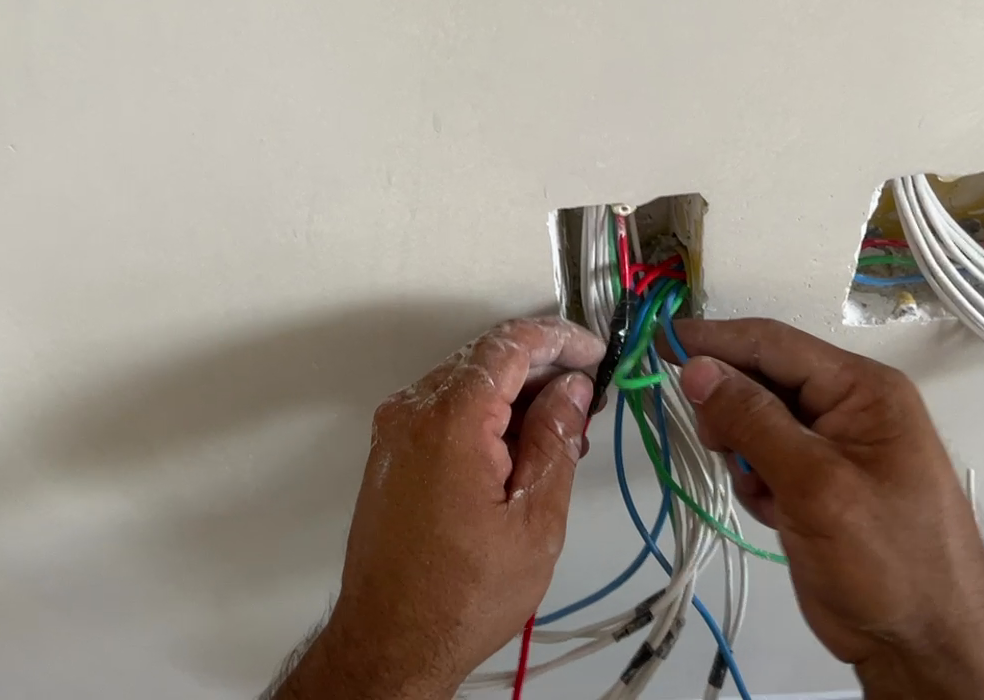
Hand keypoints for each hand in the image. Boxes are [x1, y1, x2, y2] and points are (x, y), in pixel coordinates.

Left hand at [273, 318, 603, 699]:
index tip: (594, 353)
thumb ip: (554, 440)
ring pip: (467, 380)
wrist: (390, 643)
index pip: (509, 345)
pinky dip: (486, 411)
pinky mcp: (393, 446)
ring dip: (516, 391)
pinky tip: (520, 443)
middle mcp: (414, 409)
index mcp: (450, 420)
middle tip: (586, 396)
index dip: (558, 339)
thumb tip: (570, 387)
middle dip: (542, 367)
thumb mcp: (533, 521)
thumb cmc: (462, 595)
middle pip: (486, 357)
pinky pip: (446, 405)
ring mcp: (397, 426)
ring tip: (562, 428)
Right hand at [673, 318, 983, 699]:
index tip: (660, 339)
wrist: (925, 654)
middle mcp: (845, 406)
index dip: (714, 339)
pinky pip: (760, 455)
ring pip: (753, 418)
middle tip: (714, 443)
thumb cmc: (888, 563)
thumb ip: (752, 420)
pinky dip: (753, 479)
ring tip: (759, 490)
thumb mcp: (816, 485)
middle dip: (730, 407)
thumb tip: (694, 367)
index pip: (773, 344)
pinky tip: (773, 511)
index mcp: (861, 389)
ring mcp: (829, 444)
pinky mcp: (813, 480)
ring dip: (741, 450)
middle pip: (759, 378)